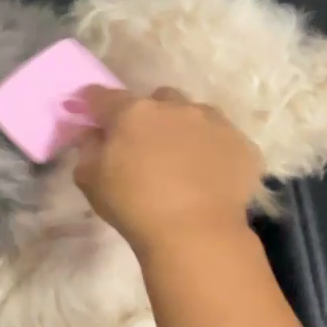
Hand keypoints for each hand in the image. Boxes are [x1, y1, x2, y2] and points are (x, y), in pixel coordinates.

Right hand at [74, 86, 263, 254]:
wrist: (193, 230)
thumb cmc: (130, 203)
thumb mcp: (88, 178)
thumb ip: (87, 148)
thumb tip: (93, 133)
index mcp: (133, 113)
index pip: (103, 96)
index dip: (90, 101)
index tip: (84, 109)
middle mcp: (176, 108)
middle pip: (156, 98)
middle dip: (144, 113)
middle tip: (137, 141)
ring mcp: (214, 123)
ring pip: (192, 113)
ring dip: (179, 127)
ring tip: (174, 156)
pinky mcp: (242, 144)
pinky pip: (218, 137)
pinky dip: (206, 148)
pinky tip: (200, 173)